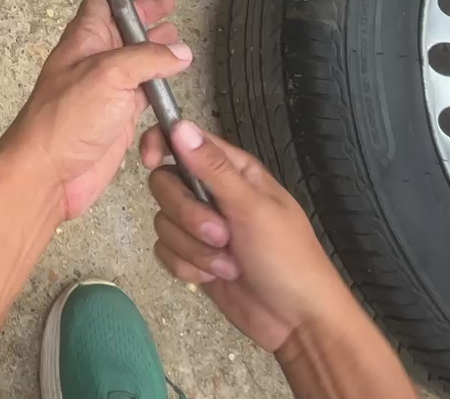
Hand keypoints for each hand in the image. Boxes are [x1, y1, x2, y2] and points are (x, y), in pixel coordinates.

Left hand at [0, 0, 191, 221]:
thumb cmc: (65, 118)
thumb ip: (146, 58)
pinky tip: (173, 87)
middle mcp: (95, 60)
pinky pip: (142, 96)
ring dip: (155, 52)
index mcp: (85, 39)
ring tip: (177, 45)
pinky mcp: (117, 118)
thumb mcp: (109, 75)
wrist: (50, 171)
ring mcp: (106, 90)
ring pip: (135, 62)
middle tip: (169, 10)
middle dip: (145, 19)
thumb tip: (178, 51)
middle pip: (123, 30)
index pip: (101, 3)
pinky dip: (159, 90)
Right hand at [138, 122, 361, 352]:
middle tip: (220, 234)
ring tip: (228, 265)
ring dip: (194, 248)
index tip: (151, 161)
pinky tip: (215, 278)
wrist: (299, 325)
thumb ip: (213, 167)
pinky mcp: (191, 255)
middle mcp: (210, 192)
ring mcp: (199, 225)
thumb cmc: (288, 259)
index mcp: (231, 170)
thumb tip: (180, 125)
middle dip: (187, 214)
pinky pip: (165, 249)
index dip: (160, 143)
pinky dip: (188, 266)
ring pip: (163, 220)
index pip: (182, 139)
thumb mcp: (253, 208)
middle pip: (164, 182)